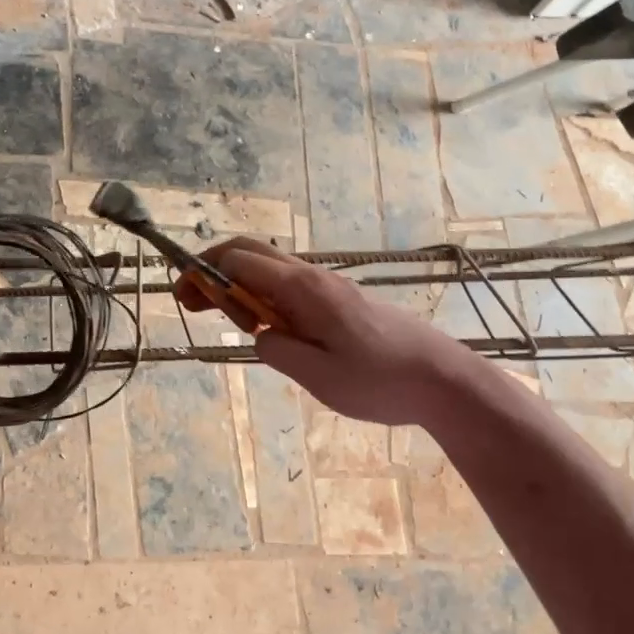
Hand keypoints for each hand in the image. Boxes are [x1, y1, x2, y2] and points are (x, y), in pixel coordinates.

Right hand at [175, 237, 479, 425]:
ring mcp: (328, 285)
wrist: (448, 382)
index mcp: (303, 289)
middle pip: (250, 251)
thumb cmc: (382, 381)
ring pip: (268, 265)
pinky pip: (287, 282)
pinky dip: (261, 293)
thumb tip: (258, 334)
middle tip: (194, 302)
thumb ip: (276, 350)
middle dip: (213, 269)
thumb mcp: (318, 377)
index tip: (185, 300)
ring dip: (237, 283)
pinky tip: (266, 326)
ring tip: (228, 320)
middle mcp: (313, 276)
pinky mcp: (340, 298)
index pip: (238, 261)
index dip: (203, 274)